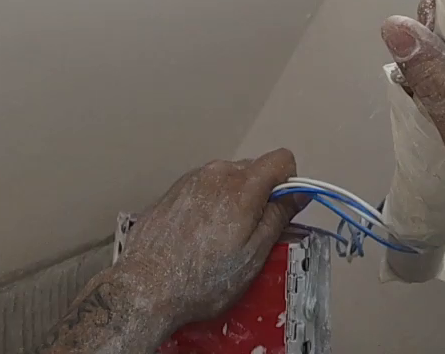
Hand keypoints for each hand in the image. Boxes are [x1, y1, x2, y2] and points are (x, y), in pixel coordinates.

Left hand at [114, 150, 300, 329]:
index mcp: (242, 185)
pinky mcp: (174, 188)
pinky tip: (197, 235)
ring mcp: (193, 177)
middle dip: (260, 195)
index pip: (281, 159)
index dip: (288, 183)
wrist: (145, 286)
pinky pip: (205, 186)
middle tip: (249, 234)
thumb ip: (278, 217)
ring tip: (219, 239)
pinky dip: (211, 203)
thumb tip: (300, 192)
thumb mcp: (252, 256)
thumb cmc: (204, 278)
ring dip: (233, 199)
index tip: (280, 211)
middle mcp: (218, 171)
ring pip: (228, 178)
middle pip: (254, 169)